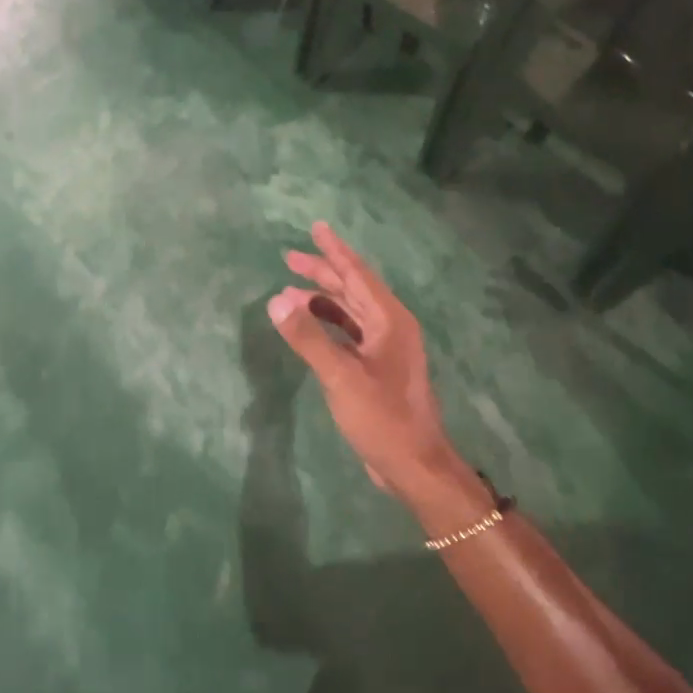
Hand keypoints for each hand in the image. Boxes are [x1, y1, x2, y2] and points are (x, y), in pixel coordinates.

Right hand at [267, 223, 467, 503]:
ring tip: (291, 291)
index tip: (316, 227)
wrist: (415, 465)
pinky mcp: (379, 368)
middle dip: (323, 272)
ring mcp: (387, 349)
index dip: (335, 251)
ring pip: (352, 311)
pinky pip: (351, 332)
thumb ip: (308, 337)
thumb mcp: (340, 377)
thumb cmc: (382, 418)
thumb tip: (277, 298)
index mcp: (389, 321)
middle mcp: (391, 327)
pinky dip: (329, 324)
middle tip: (289, 258)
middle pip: (353, 289)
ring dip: (323, 299)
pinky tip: (310, 326)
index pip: (357, 274)